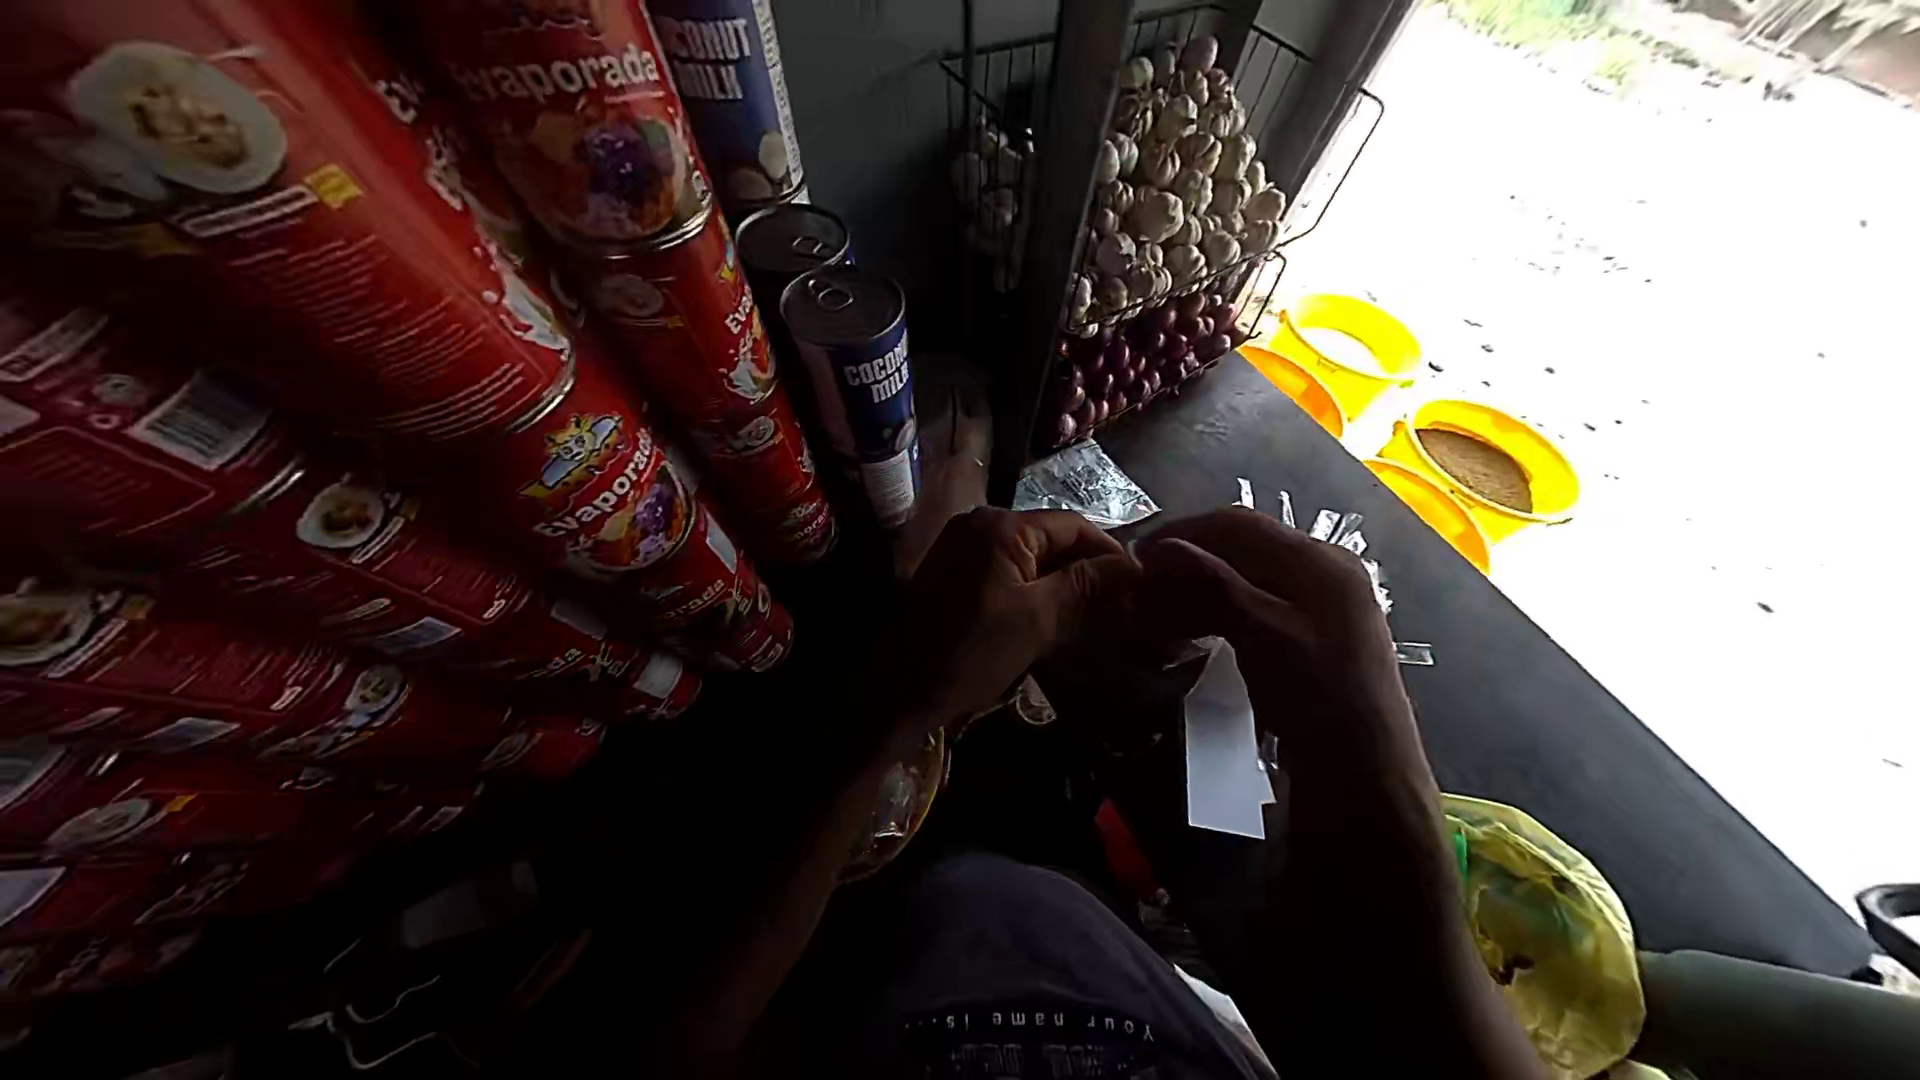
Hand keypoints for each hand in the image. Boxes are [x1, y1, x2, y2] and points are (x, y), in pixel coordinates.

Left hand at [874, 508, 1140, 730]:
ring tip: (1098, 618)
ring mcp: (965, 550)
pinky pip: (1011, 575)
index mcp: (1000, 526)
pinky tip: (1057, 619)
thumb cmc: (968, 652)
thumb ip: (1087, 589)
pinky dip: (1038, 594)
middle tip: (1124, 609)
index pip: (1073, 527)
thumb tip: (1138, 570)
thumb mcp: (1036, 620)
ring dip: (1065, 586)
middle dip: (1088, 573)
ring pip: (1033, 561)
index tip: (1141, 589)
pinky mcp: (959, 576)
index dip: (1111, 556)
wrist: (899, 691)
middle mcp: (981, 525)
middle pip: (1053, 542)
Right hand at [1135, 508, 1418, 775]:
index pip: (1239, 524)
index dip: (1184, 532)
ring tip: (1158, 605)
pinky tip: (1188, 624)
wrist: (1362, 773)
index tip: (1140, 553)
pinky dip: (1215, 607)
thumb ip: (1213, 584)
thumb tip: (1160, 548)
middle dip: (1188, 559)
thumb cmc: (1316, 695)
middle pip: (1241, 547)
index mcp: (1320, 561)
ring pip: (1242, 575)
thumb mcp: (1261, 634)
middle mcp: (1321, 570)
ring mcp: (1316, 601)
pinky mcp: (1306, 630)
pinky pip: (1251, 602)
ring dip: (1197, 585)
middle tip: (1144, 582)